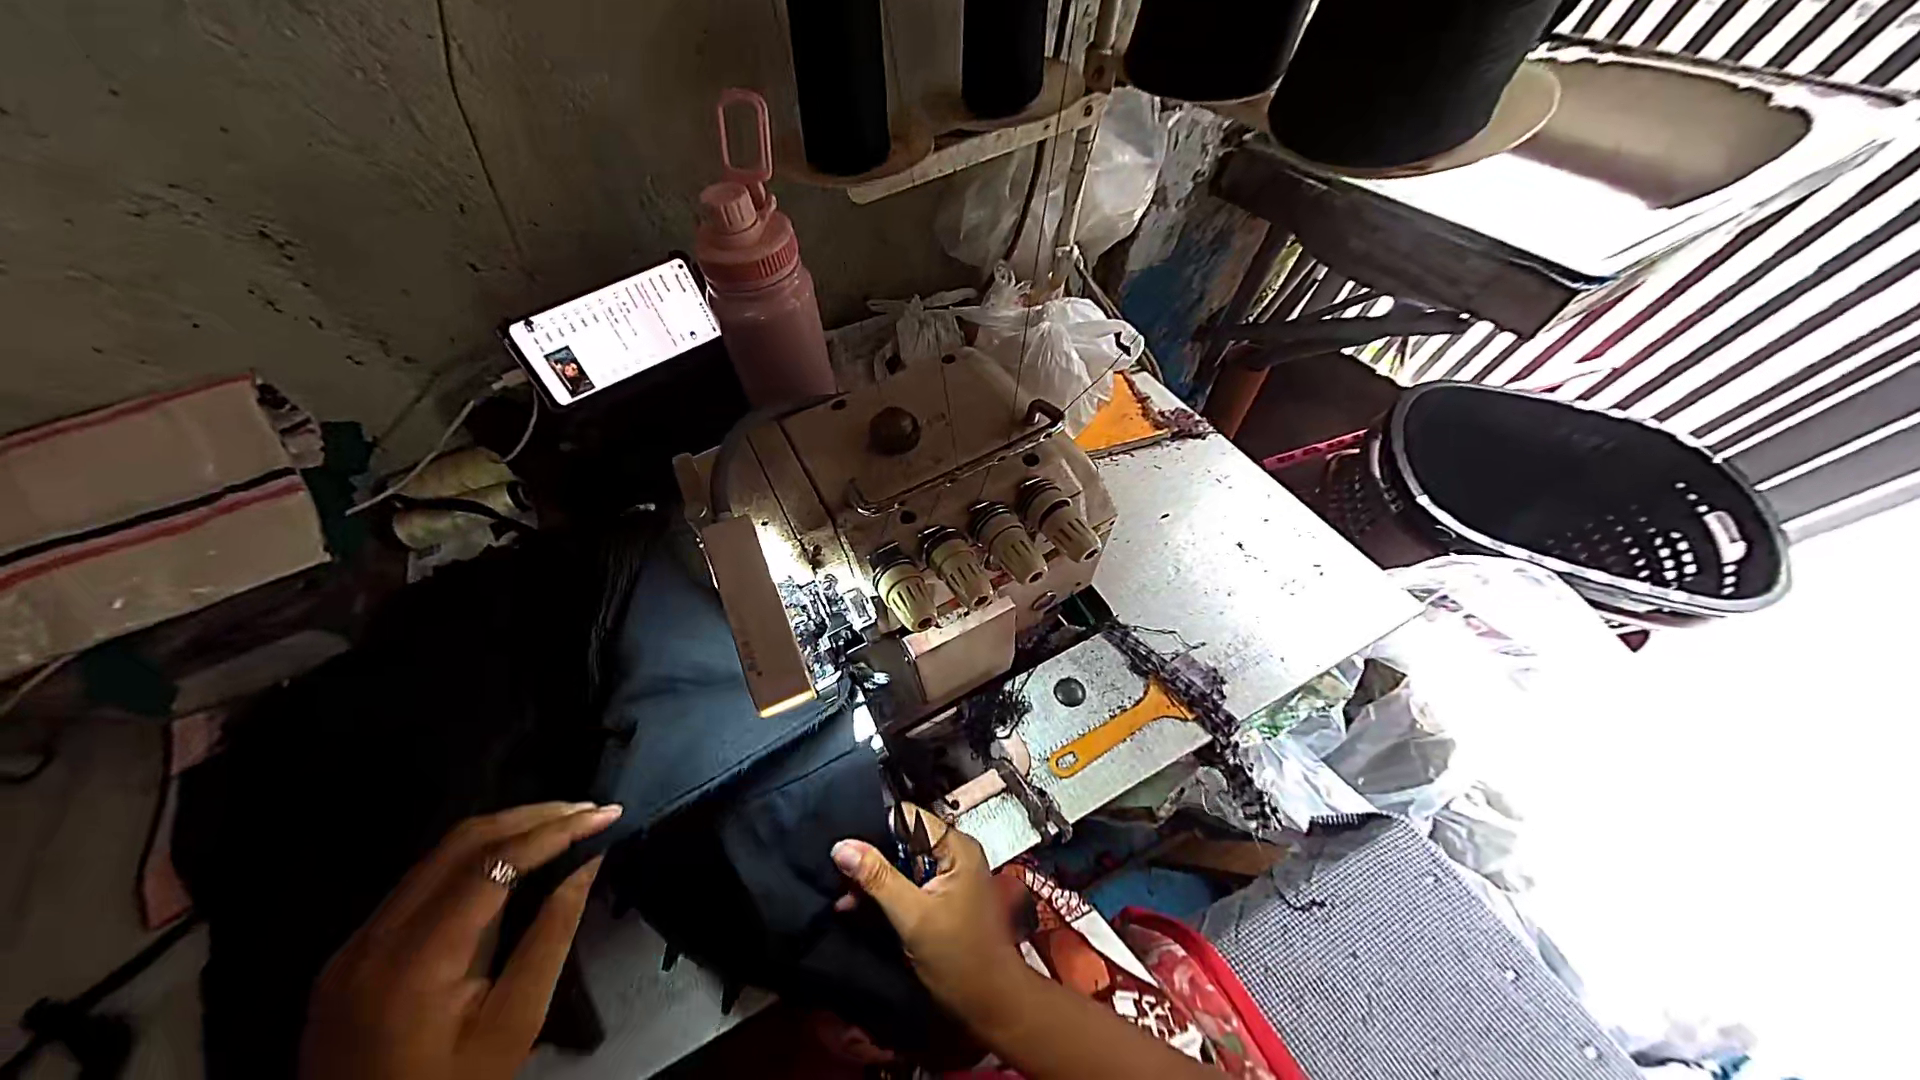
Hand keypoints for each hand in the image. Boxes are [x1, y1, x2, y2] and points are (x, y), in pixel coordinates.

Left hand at [298, 802, 622, 1079]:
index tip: (606, 814)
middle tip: (590, 810)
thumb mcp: (515, 1021)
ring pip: (440, 853)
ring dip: (507, 828)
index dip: (556, 830)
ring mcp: (357, 942)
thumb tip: (589, 862)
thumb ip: (552, 934)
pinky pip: (424, 879)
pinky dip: (477, 854)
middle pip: (462, 842)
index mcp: (415, 962)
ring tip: (564, 823)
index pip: (494, 863)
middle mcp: (374, 939)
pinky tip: (516, 855)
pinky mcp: (355, 949)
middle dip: (534, 816)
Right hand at [831, 808, 1027, 1022]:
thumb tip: (843, 847)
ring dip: (875, 878)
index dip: (877, 828)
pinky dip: (886, 892)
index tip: (847, 845)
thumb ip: (877, 879)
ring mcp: (950, 875)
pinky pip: (908, 882)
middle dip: (872, 857)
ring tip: (843, 893)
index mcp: (957, 847)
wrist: (990, 1004)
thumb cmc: (960, 959)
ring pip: (903, 863)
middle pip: (904, 839)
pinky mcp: (942, 897)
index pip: (910, 817)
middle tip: (841, 873)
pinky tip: (858, 905)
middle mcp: (956, 854)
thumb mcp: (913, 916)